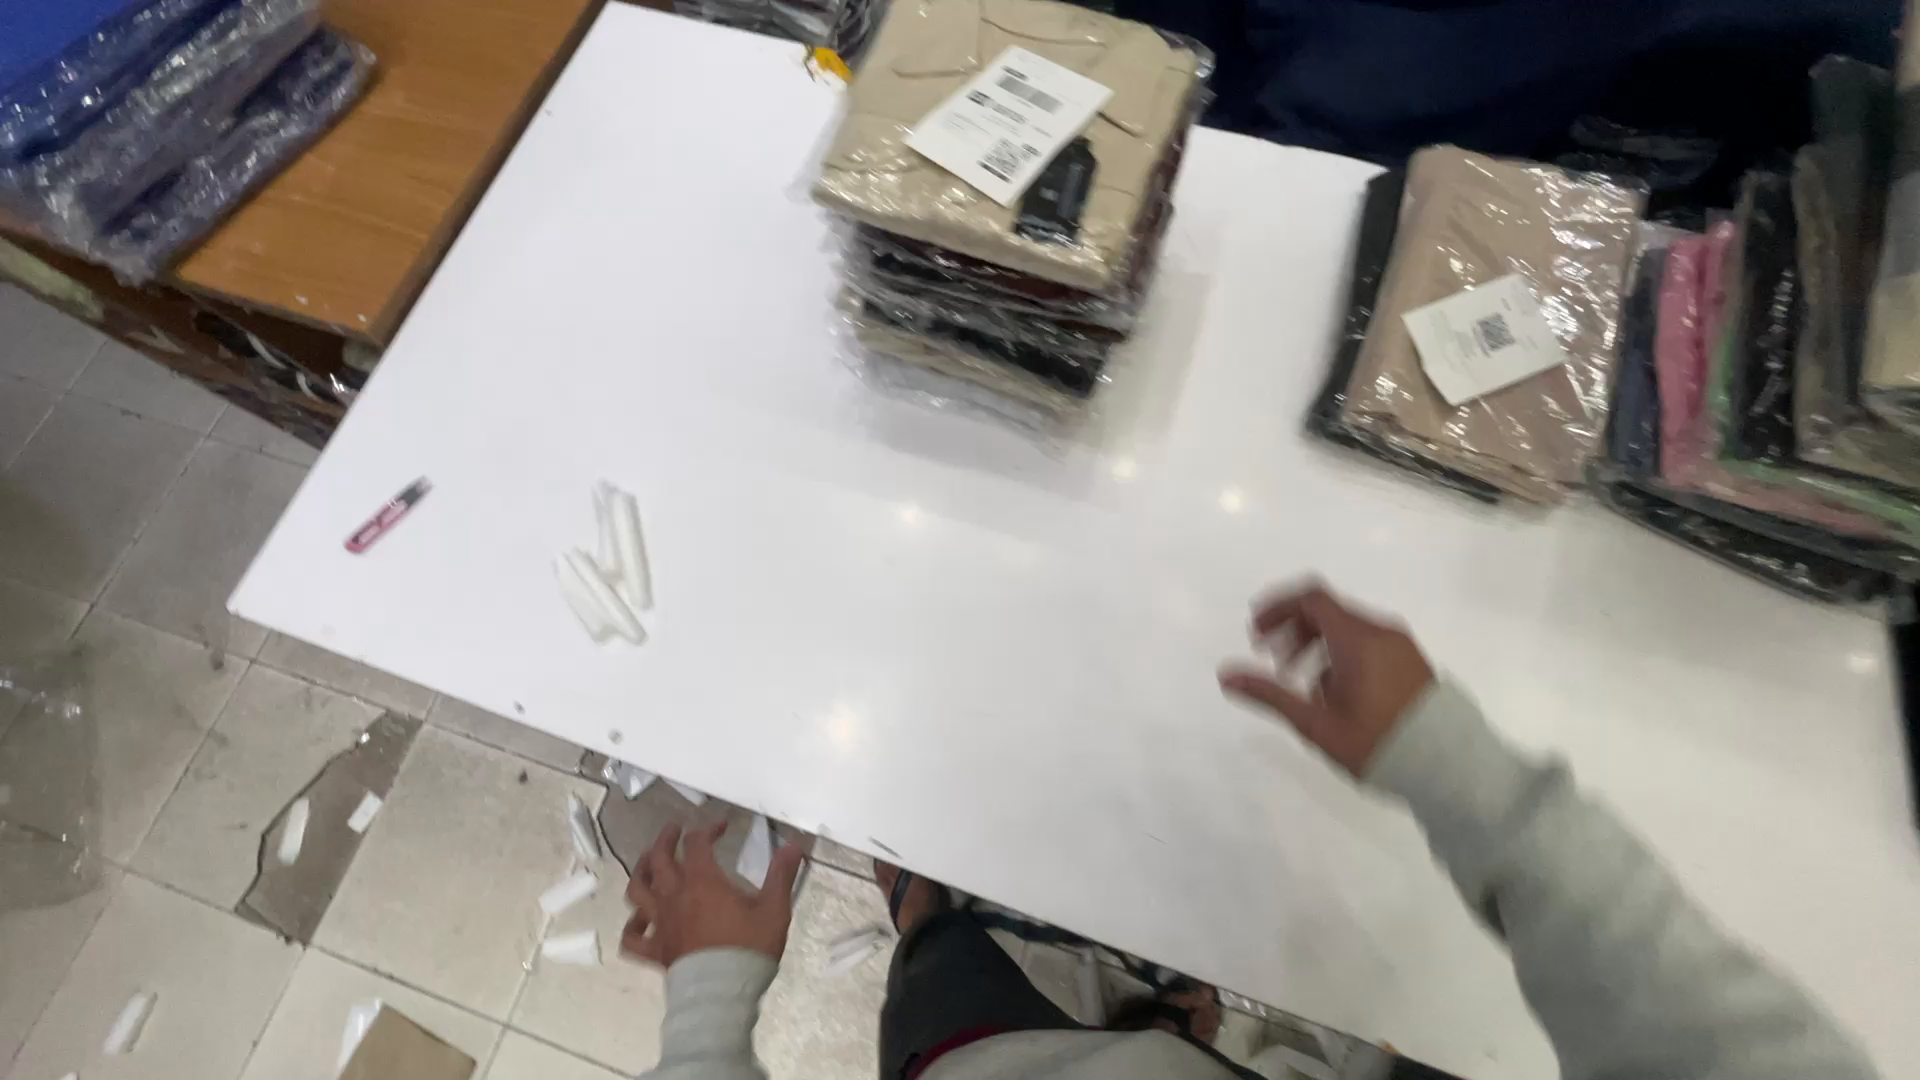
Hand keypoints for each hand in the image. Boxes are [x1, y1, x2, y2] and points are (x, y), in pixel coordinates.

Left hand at [621, 820, 806, 967]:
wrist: (722, 995)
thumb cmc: (748, 948)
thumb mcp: (774, 908)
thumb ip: (782, 874)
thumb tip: (794, 845)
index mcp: (702, 881)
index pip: (697, 843)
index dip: (708, 829)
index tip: (723, 826)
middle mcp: (675, 896)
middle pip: (658, 858)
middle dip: (665, 839)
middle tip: (675, 829)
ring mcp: (660, 924)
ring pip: (637, 890)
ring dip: (641, 871)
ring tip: (648, 862)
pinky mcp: (654, 951)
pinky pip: (632, 938)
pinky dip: (633, 926)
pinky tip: (641, 919)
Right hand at [1218, 581, 1434, 775]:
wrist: (1455, 771)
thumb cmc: (1378, 744)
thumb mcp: (1316, 724)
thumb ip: (1269, 695)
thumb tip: (1225, 674)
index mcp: (1357, 639)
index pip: (1311, 598)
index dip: (1277, 607)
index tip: (1256, 633)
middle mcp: (1381, 632)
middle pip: (1326, 611)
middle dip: (1292, 629)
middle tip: (1274, 663)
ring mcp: (1401, 646)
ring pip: (1346, 628)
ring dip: (1315, 644)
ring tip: (1305, 685)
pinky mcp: (1413, 663)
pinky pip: (1367, 643)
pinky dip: (1340, 652)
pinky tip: (1338, 694)